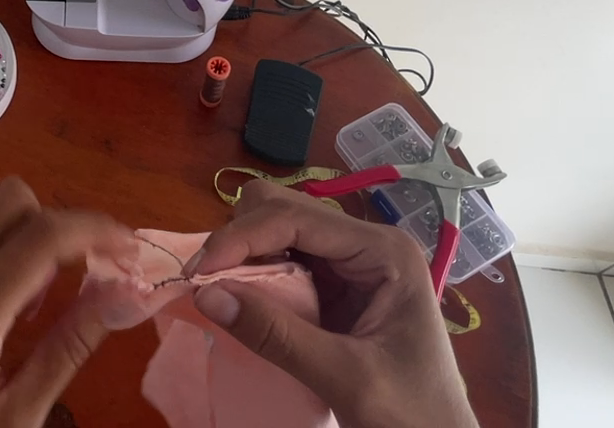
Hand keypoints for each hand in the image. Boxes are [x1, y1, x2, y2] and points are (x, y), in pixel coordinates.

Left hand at [0, 170, 138, 427]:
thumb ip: (71, 344)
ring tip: (25, 280)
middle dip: (53, 224)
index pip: (41, 237)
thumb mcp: (18, 420)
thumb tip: (126, 290)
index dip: (95, 230)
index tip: (129, 248)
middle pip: (9, 197)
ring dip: (15, 219)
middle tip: (66, 280)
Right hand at [186, 180, 477, 427]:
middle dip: (240, 239)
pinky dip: (253, 272)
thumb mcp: (347, 380)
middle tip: (212, 283)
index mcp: (382, 249)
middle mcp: (364, 241)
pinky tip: (247, 301)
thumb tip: (204, 295)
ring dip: (243, 255)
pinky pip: (278, 257)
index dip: (242, 237)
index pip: (294, 216)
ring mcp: (348, 259)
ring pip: (274, 227)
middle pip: (280, 208)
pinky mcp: (333, 282)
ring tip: (227, 294)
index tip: (200, 273)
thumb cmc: (413, 419)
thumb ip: (277, 336)